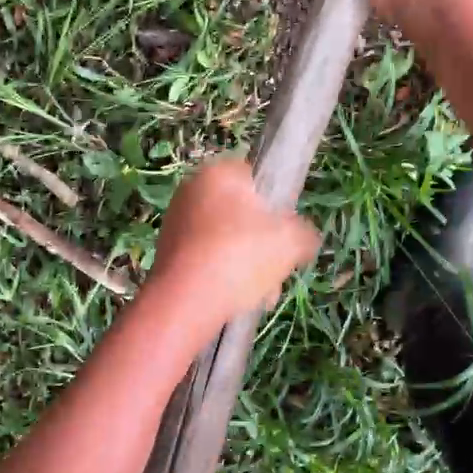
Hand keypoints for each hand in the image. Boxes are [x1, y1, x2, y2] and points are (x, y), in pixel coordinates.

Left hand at [150, 159, 319, 325]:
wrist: (184, 300)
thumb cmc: (239, 256)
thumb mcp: (291, 241)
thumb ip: (304, 232)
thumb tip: (303, 236)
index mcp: (219, 172)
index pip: (257, 177)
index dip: (277, 205)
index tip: (285, 231)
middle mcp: (193, 187)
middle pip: (244, 212)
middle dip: (264, 243)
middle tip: (275, 268)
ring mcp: (177, 218)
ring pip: (228, 238)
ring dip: (248, 263)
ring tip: (260, 293)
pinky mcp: (168, 247)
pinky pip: (208, 255)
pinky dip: (223, 273)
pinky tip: (236, 299)